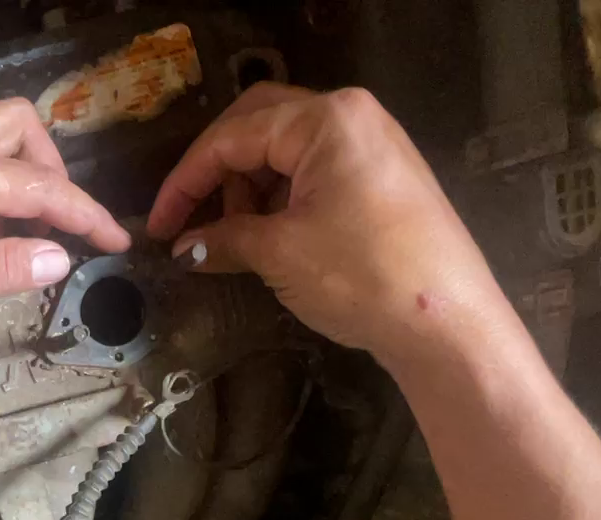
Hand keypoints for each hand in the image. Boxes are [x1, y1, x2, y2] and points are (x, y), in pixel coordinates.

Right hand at [147, 84, 511, 363]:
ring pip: (282, 151)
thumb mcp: (280, 254)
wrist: (442, 320)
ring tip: (230, 237)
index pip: (232, 137)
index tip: (157, 228)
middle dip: (214, 173)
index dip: (185, 182)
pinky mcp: (376, 179)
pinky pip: (309, 174)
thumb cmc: (360, 274)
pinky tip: (264, 236)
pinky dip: (275, 201)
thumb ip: (223, 240)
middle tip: (186, 219)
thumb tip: (183, 248)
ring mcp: (368, 146)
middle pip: (257, 126)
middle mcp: (349, 117)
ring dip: (245, 189)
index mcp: (325, 119)